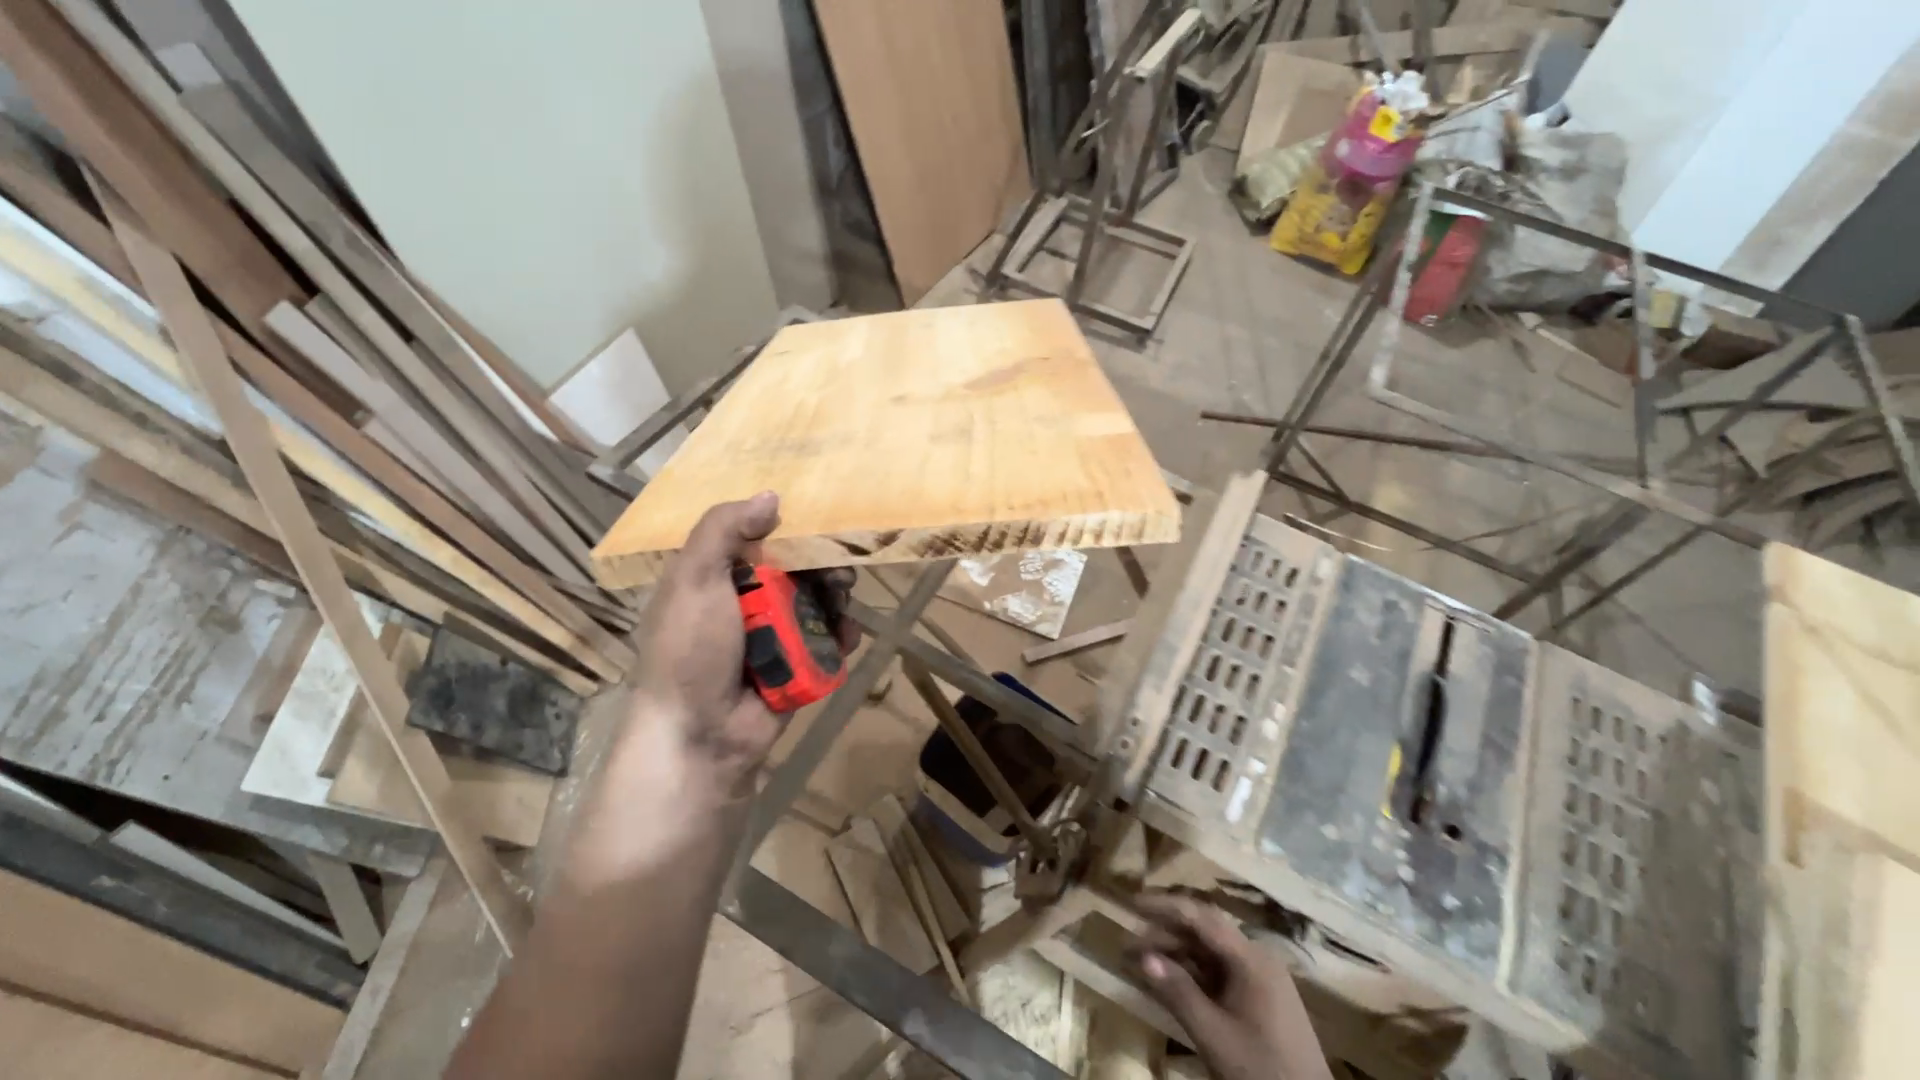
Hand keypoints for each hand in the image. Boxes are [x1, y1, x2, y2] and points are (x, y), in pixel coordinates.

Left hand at [626, 492, 856, 798]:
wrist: (699, 734)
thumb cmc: (689, 649)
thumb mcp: (694, 578)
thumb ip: (724, 530)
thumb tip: (771, 495)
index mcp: (712, 580)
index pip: (756, 541)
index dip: (787, 530)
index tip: (817, 522)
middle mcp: (744, 605)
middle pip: (795, 571)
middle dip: (822, 567)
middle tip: (838, 571)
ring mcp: (773, 639)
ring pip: (817, 604)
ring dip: (836, 600)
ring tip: (844, 603)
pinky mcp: (797, 668)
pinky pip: (828, 642)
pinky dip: (841, 636)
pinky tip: (847, 636)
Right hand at [1130, 893, 1332, 1079]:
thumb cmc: (1261, 1071)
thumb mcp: (1213, 1035)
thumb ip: (1178, 993)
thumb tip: (1143, 957)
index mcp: (1251, 959)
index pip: (1202, 917)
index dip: (1165, 906)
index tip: (1131, 903)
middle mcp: (1257, 959)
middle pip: (1205, 933)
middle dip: (1165, 934)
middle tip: (1128, 945)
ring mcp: (1260, 978)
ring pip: (1210, 953)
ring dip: (1176, 955)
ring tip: (1140, 964)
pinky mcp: (1259, 998)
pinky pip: (1219, 973)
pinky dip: (1192, 974)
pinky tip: (1168, 983)